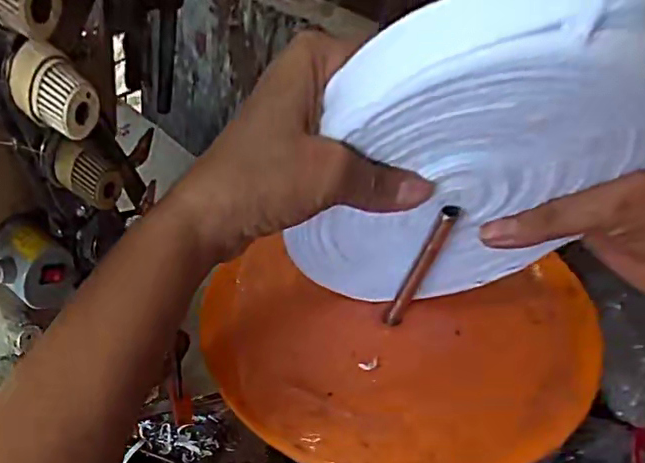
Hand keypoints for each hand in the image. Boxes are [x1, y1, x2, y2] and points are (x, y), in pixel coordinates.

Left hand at [158, 31, 433, 263]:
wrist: (202, 223)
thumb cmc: (257, 182)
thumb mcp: (325, 175)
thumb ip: (376, 180)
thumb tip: (421, 191)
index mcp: (311, 57)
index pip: (380, 57)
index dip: (411, 87)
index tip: (442, 113)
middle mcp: (301, 78)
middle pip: (365, 94)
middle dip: (393, 125)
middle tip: (434, 148)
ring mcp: (290, 115)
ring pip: (347, 127)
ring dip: (370, 152)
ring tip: (412, 169)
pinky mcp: (283, 151)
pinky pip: (328, 152)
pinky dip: (347, 169)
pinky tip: (374, 186)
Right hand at [479, 78, 644, 297]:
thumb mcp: (631, 202)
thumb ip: (559, 215)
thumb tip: (488, 233)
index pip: (604, 85)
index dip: (559, 100)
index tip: (511, 112)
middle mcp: (644, 128)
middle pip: (579, 131)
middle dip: (538, 144)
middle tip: (486, 149)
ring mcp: (622, 171)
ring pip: (567, 171)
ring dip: (533, 182)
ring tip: (484, 179)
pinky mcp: (605, 210)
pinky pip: (562, 208)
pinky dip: (537, 213)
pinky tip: (502, 209)